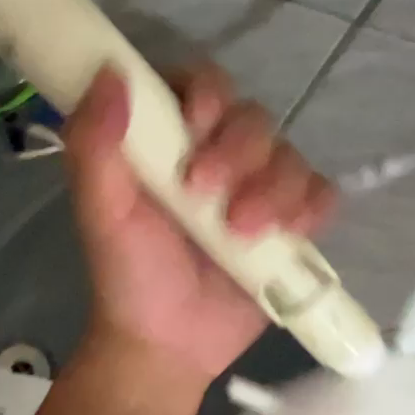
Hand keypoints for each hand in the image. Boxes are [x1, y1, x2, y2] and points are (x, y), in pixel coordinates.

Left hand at [63, 65, 335, 380]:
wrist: (166, 342)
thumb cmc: (127, 273)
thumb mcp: (99, 211)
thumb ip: (93, 146)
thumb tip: (108, 72)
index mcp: (164, 143)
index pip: (196, 84)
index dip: (204, 92)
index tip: (193, 122)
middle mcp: (212, 155)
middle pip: (250, 115)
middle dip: (235, 150)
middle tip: (202, 193)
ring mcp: (255, 187)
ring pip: (288, 152)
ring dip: (269, 188)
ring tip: (237, 233)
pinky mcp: (290, 223)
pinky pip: (321, 193)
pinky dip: (308, 209)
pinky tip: (282, 236)